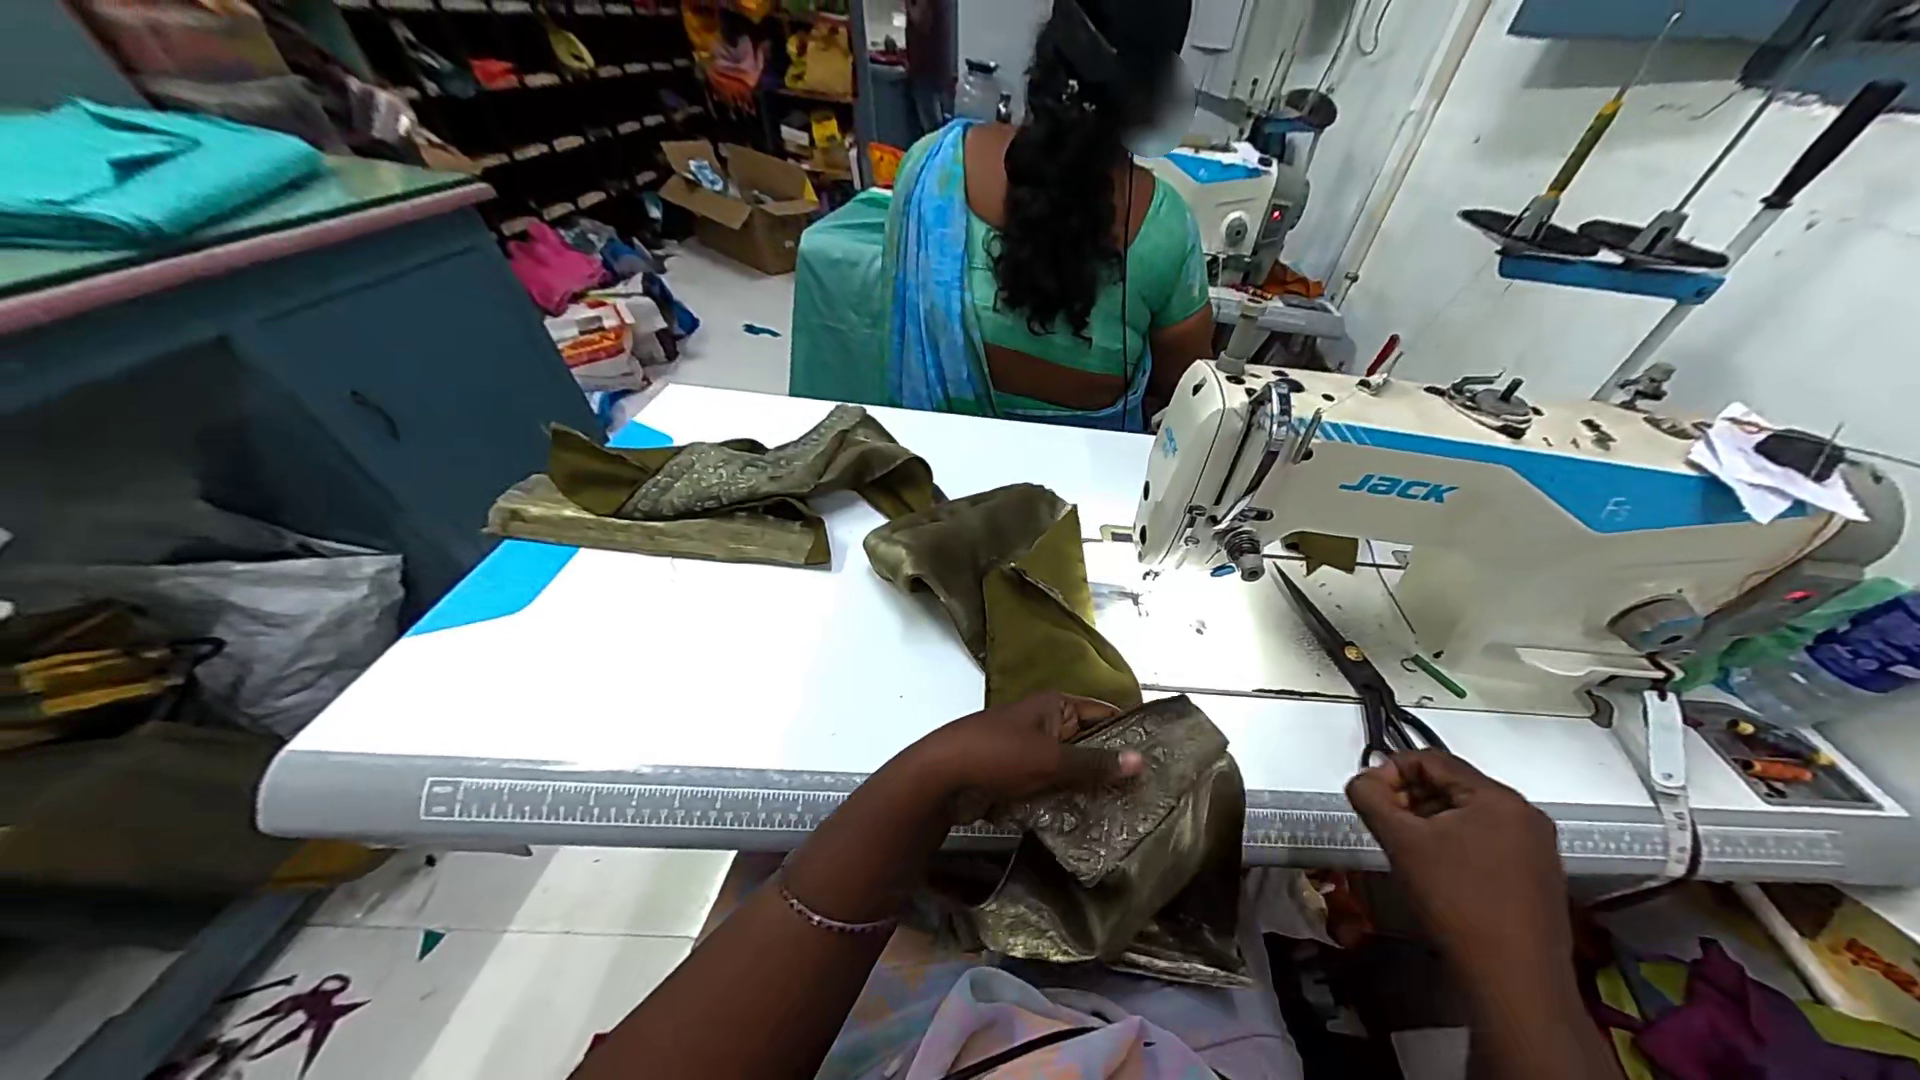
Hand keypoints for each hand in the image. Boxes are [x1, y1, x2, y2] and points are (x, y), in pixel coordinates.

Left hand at [906, 692, 1145, 816]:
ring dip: (1093, 790)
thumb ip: (1094, 762)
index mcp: (1056, 707)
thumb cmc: (997, 756)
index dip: (1132, 733)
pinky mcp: (1021, 778)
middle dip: (1115, 767)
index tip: (1163, 759)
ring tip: (1133, 815)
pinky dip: (1069, 802)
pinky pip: (1054, 788)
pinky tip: (1095, 824)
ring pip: (1074, 770)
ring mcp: (1033, 752)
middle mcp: (1048, 724)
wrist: (941, 778)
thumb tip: (1141, 761)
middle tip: (1154, 796)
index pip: (1105, 714)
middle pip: (1091, 744)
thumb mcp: (1050, 759)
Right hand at [1346, 752, 1569, 982]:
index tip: (1371, 797)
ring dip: (1428, 819)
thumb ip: (1369, 796)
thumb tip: (1362, 780)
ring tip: (1406, 846)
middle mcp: (1525, 814)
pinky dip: (1452, 840)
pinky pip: (1485, 837)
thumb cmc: (1455, 901)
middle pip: (1450, 784)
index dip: (1390, 770)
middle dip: (1409, 796)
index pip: (1430, 759)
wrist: (1513, 979)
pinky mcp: (1537, 874)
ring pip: (1466, 812)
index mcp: (1499, 798)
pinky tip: (1435, 867)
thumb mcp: (1399, 840)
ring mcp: (1537, 846)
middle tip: (1385, 821)